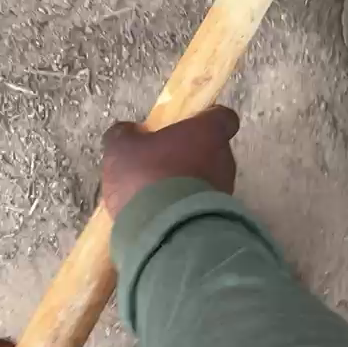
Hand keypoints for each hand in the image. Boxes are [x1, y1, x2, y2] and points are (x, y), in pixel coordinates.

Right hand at [101, 106, 239, 218]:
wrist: (165, 229)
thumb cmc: (147, 176)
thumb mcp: (122, 149)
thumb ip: (126, 134)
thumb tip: (128, 130)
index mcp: (209, 132)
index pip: (223, 117)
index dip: (207, 119)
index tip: (188, 125)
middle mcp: (225, 156)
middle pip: (212, 148)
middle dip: (190, 153)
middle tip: (161, 162)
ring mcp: (225, 187)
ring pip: (208, 176)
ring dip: (188, 181)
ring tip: (158, 193)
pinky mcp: (219, 215)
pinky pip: (202, 202)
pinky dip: (187, 204)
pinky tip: (163, 213)